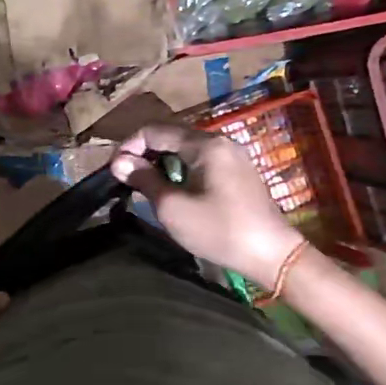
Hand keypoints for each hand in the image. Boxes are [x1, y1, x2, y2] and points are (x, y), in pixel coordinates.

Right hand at [111, 124, 304, 284]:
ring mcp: (232, 154)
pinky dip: (181, 169)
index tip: (115, 171)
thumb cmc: (218, 230)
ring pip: (186, 148)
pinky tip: (173, 190)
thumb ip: (144, 180)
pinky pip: (201, 160)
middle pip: (171, 135)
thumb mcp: (173, 207)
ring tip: (146, 186)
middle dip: (144, 154)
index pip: (155, 130)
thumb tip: (119, 163)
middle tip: (127, 179)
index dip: (129, 146)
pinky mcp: (238, 170)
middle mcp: (220, 141)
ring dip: (162, 162)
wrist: (271, 254)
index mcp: (205, 144)